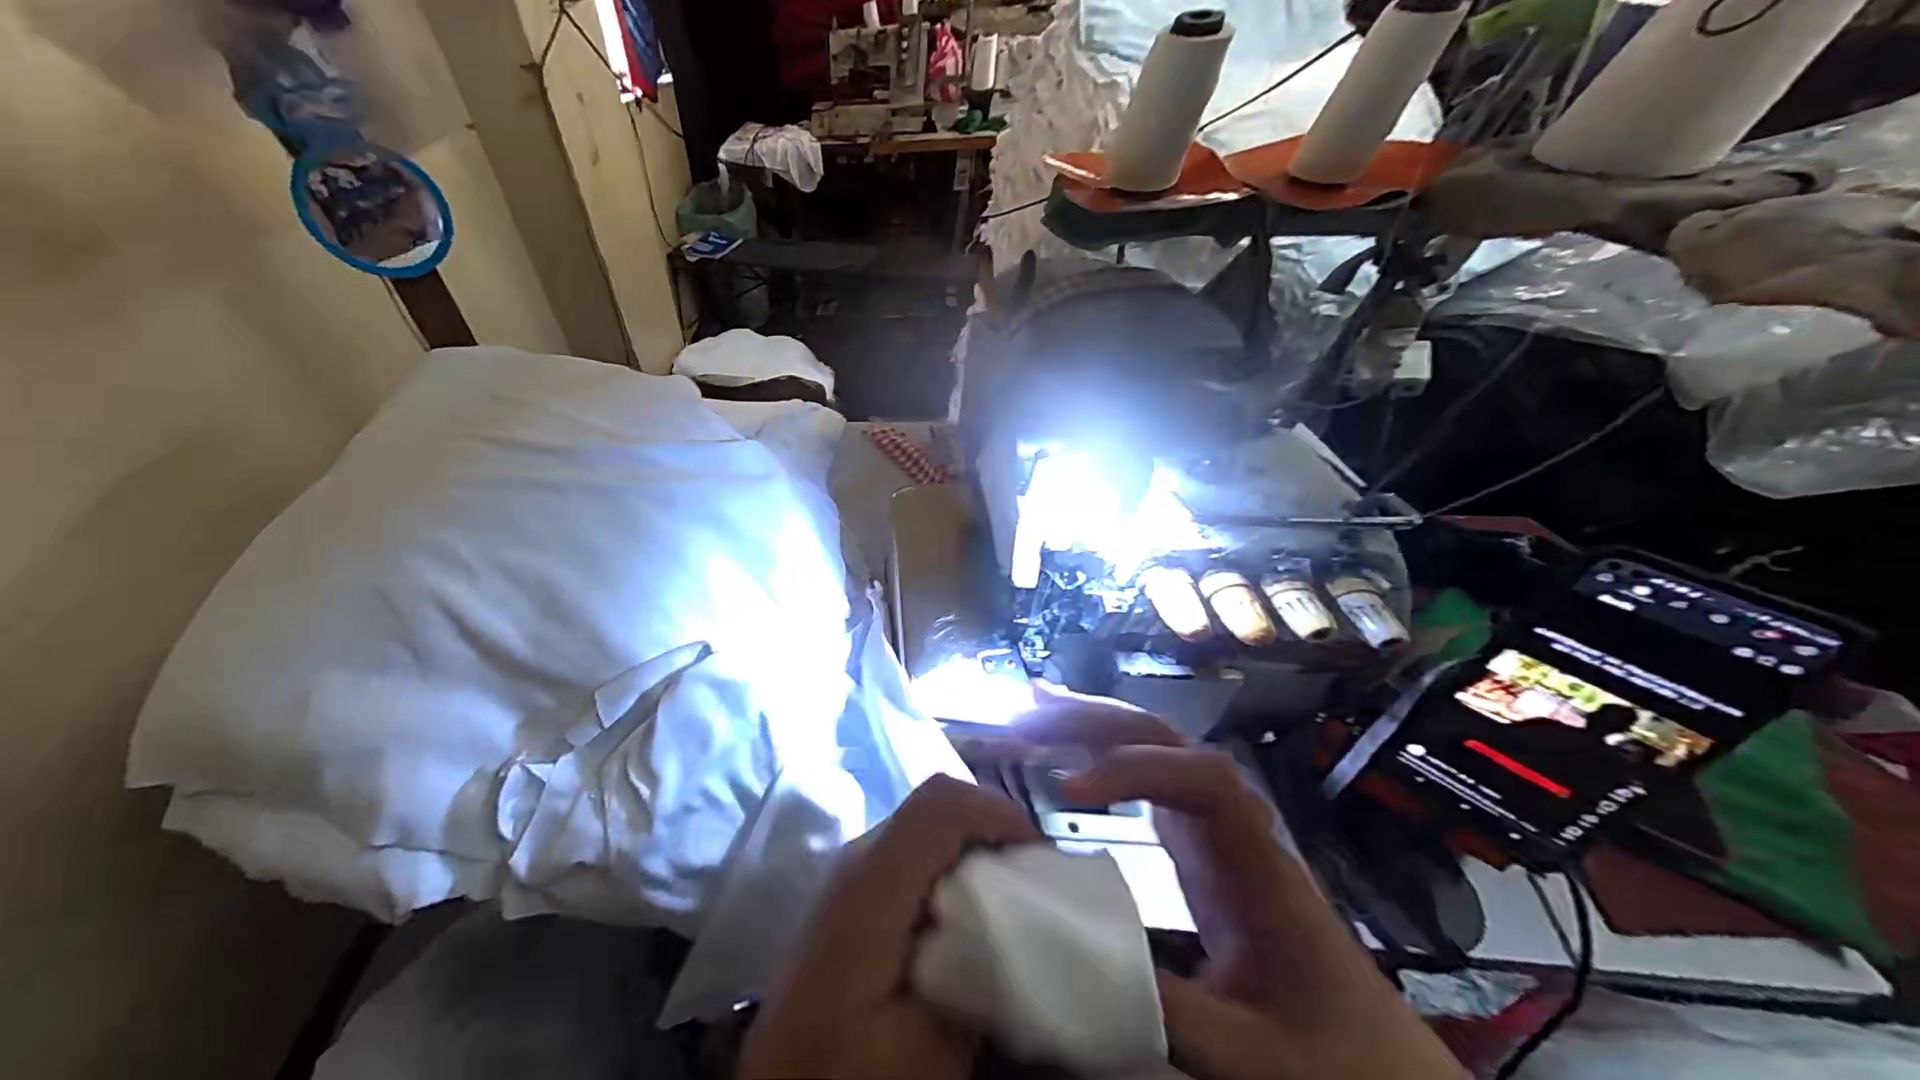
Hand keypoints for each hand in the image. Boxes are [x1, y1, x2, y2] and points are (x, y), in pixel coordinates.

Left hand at [738, 775, 1042, 1079]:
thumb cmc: (848, 1071)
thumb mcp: (927, 1043)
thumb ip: (975, 971)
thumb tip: (1018, 920)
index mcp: (872, 884)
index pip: (941, 805)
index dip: (998, 813)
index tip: (1040, 858)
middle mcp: (857, 859)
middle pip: (934, 802)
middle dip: (993, 824)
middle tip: (1034, 873)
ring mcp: (850, 872)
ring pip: (925, 822)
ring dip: (973, 841)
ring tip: (1010, 887)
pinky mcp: (852, 892)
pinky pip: (912, 848)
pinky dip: (952, 859)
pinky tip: (969, 905)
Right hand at [1016, 685, 1467, 1079]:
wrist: (1384, 1070)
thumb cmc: (1335, 1060)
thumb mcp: (1248, 1056)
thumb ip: (1164, 1013)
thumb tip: (1068, 963)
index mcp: (1258, 870)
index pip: (1204, 781)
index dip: (1136, 768)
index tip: (1068, 790)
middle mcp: (1238, 835)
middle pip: (1175, 744)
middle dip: (1102, 720)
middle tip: (1029, 711)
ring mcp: (1223, 840)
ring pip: (1162, 755)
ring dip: (1100, 729)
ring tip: (1036, 714)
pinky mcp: (1208, 857)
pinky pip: (1156, 787)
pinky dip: (1110, 761)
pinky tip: (1073, 761)